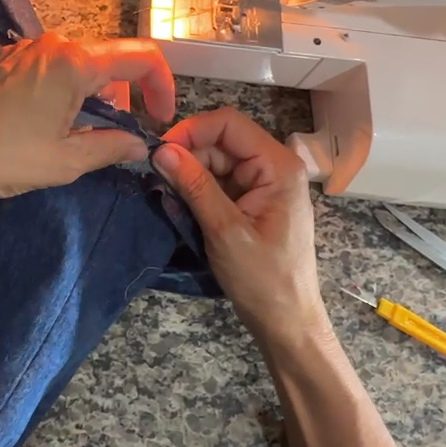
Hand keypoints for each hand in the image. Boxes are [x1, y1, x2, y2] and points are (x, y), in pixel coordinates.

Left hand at [0, 34, 175, 199]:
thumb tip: (140, 145)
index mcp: (76, 63)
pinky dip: (69, 88)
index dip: (163, 86)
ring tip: (88, 133)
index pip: (142, 57)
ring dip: (97, 94)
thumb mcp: (65, 162)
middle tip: (124, 134)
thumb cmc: (2, 156)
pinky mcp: (8, 59)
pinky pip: (54, 65)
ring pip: (82, 63)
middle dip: (128, 94)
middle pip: (111, 59)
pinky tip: (55, 120)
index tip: (160, 118)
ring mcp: (28, 48)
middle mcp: (55, 44)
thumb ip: (111, 148)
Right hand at [151, 108, 326, 346]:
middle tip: (158, 179)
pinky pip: (219, 181)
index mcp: (277, 166)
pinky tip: (182, 205)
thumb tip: (161, 150)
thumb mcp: (224, 230)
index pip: (228, 123)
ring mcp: (263, 184)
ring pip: (216, 160)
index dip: (192, 130)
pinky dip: (197, 189)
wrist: (287, 323)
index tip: (160, 152)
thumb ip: (194, 186)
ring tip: (168, 195)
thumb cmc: (263, 279)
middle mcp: (273, 166)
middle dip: (188, 154)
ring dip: (189, 173)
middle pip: (220, 140)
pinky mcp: (252, 201)